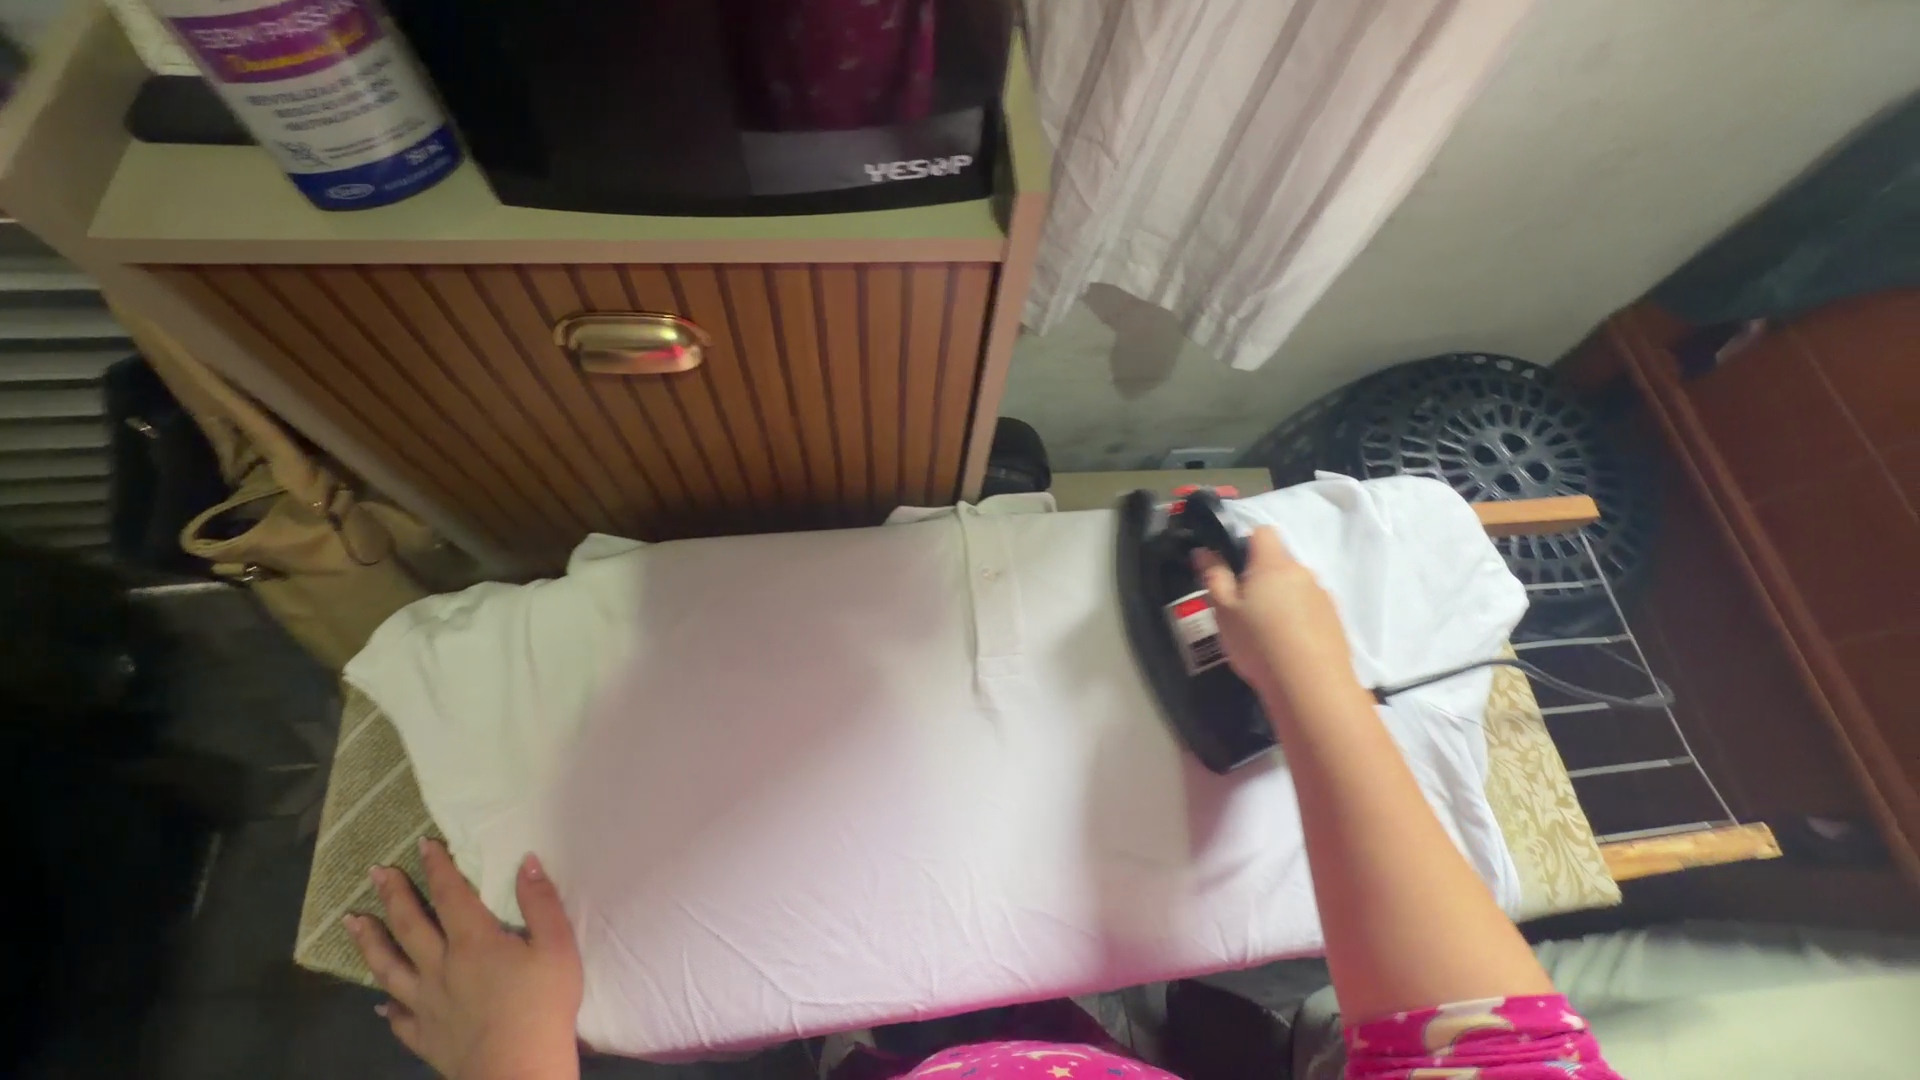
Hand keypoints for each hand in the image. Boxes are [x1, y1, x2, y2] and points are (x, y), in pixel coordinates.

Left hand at [347, 839, 582, 1079]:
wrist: (516, 1068)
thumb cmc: (543, 1001)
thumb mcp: (557, 943)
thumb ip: (540, 901)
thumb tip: (526, 861)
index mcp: (473, 941)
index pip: (450, 895)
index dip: (438, 868)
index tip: (423, 845)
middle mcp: (441, 967)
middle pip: (410, 925)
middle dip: (394, 895)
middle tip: (376, 872)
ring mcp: (426, 1004)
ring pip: (389, 968)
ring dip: (371, 943)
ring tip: (353, 923)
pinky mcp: (425, 1035)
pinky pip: (398, 1017)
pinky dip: (386, 1008)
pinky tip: (379, 1005)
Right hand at [1193, 527, 1356, 707]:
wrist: (1311, 685)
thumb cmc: (1258, 642)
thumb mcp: (1223, 611)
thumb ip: (1214, 576)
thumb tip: (1204, 550)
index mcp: (1274, 564)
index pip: (1262, 532)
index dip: (1244, 544)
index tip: (1232, 571)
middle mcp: (1303, 572)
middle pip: (1278, 561)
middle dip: (1260, 577)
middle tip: (1242, 609)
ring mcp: (1323, 595)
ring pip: (1294, 586)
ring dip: (1280, 599)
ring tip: (1267, 633)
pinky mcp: (1335, 620)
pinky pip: (1310, 608)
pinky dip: (1297, 618)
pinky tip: (1288, 645)